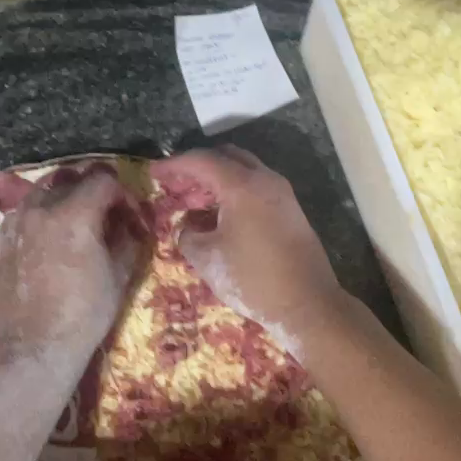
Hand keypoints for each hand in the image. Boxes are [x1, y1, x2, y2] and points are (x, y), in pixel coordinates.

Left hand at [0, 165, 145, 366]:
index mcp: (74, 212)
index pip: (105, 180)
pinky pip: (27, 211)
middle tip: (110, 219)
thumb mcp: (120, 276)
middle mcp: (42, 207)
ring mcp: (18, 221)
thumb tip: (132, 226)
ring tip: (81, 224)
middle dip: (97, 193)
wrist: (37, 345)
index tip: (132, 220)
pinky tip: (54, 238)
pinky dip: (45, 214)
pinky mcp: (4, 238)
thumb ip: (129, 239)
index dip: (125, 196)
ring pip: (47, 190)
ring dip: (68, 198)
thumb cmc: (85, 313)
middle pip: (75, 180)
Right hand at [150, 147, 346, 340]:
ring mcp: (283, 194)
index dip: (174, 165)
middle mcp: (265, 180)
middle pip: (227, 157)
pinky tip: (221, 216)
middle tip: (177, 183)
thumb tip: (186, 227)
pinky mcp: (291, 211)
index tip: (153, 172)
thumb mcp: (207, 259)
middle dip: (198, 166)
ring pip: (245, 171)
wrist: (307, 303)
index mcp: (242, 186)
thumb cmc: (253, 279)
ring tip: (196, 201)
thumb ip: (188, 236)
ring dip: (218, 180)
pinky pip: (257, 188)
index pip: (201, 161)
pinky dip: (235, 192)